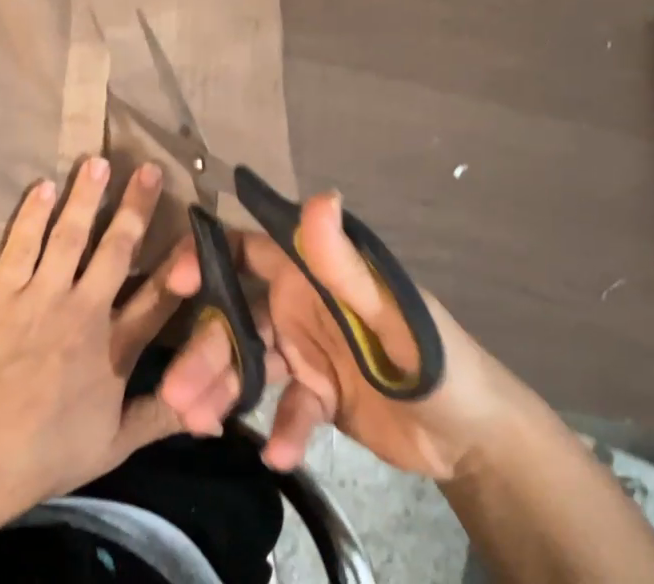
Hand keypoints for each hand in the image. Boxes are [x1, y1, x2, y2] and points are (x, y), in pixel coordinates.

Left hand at [0, 158, 220, 511]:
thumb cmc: (48, 452)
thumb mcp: (115, 445)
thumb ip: (162, 418)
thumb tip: (212, 412)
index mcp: (115, 349)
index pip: (158, 297)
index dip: (179, 262)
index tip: (195, 229)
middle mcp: (84, 312)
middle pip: (116, 250)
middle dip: (136, 208)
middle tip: (149, 168)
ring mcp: (41, 297)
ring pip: (69, 236)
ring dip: (85, 197)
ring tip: (97, 161)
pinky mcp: (1, 293)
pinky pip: (21, 245)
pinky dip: (32, 215)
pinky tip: (43, 187)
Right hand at [158, 192, 543, 480]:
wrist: (479, 440)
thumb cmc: (439, 360)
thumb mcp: (391, 314)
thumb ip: (346, 266)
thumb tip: (320, 198)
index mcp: (311, 276)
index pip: (244, 252)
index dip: (204, 259)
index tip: (175, 283)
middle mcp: (298, 308)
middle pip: (234, 321)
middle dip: (203, 353)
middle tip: (175, 391)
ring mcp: (304, 353)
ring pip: (247, 366)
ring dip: (221, 392)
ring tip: (197, 425)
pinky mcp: (317, 396)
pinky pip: (286, 409)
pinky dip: (281, 431)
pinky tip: (276, 456)